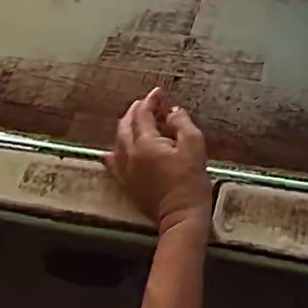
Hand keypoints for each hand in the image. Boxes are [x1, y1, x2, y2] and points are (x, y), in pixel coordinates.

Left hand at [109, 88, 211, 236]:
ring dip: (126, 127)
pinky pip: (113, 163)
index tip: (159, 92)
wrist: (181, 214)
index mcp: (145, 143)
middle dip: (136, 111)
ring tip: (137, 120)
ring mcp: (125, 171)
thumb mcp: (194, 143)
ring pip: (117, 141)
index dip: (150, 100)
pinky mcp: (126, 184)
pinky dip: (114, 150)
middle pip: (125, 125)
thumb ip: (181, 122)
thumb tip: (172, 111)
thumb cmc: (191, 178)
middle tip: (148, 103)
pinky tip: (114, 150)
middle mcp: (129, 155)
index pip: (142, 114)